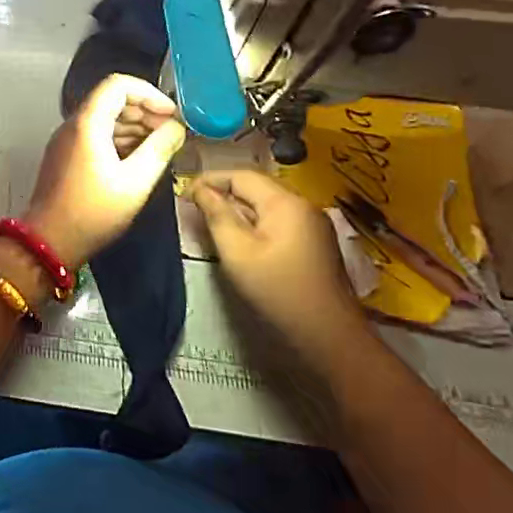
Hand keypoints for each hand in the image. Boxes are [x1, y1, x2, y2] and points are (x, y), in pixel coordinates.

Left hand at [23, 74, 186, 271]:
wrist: (49, 241)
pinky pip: (95, 134)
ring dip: (133, 126)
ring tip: (159, 147)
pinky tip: (138, 158)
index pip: (119, 85)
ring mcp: (67, 140)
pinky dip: (119, 139)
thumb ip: (159, 149)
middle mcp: (73, 124)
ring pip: (104, 118)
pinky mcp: (66, 155)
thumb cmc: (93, 212)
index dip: (149, 93)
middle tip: (170, 132)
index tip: (170, 114)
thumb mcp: (135, 182)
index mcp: (88, 123)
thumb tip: (176, 129)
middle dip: (144, 111)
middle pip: (111, 99)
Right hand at [190, 169, 365, 351]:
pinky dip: (254, 223)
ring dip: (237, 209)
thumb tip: (199, 189)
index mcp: (285, 202)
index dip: (210, 180)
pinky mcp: (314, 242)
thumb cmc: (278, 292)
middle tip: (193, 208)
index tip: (183, 193)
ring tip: (210, 223)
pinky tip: (239, 239)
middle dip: (223, 193)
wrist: (329, 336)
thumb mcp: (238, 253)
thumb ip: (217, 216)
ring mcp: (312, 224)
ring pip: (266, 205)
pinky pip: (278, 221)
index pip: (241, 175)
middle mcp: (302, 205)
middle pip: (256, 187)